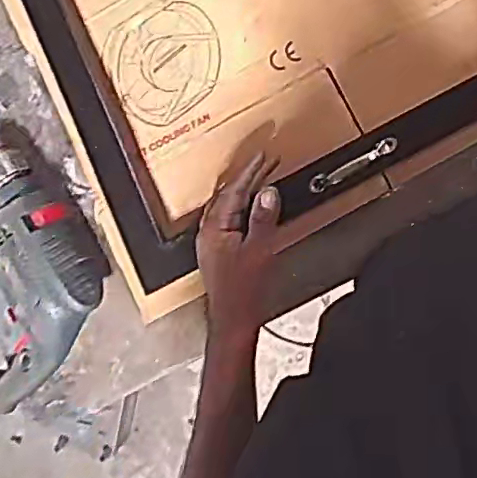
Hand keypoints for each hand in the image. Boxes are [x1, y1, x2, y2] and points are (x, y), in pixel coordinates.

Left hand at [195, 152, 282, 352]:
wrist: (234, 321)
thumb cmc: (244, 291)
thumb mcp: (259, 250)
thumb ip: (263, 219)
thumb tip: (268, 192)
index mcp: (214, 228)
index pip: (233, 191)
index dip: (250, 171)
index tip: (263, 156)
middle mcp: (208, 233)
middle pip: (227, 195)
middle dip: (247, 177)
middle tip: (265, 162)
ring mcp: (212, 242)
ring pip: (227, 205)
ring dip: (245, 190)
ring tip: (262, 177)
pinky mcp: (219, 251)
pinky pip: (229, 216)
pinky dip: (243, 204)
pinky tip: (253, 205)